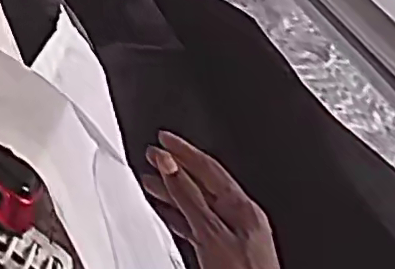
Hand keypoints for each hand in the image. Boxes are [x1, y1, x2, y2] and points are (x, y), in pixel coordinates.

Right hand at [141, 131, 279, 268]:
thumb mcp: (210, 231)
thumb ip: (187, 194)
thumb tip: (167, 161)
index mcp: (244, 210)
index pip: (209, 168)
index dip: (184, 150)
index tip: (164, 138)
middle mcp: (241, 221)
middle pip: (202, 184)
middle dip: (174, 168)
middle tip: (152, 155)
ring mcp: (234, 239)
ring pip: (196, 204)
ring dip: (172, 191)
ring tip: (151, 181)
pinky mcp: (225, 255)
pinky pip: (196, 223)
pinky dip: (179, 214)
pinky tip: (167, 212)